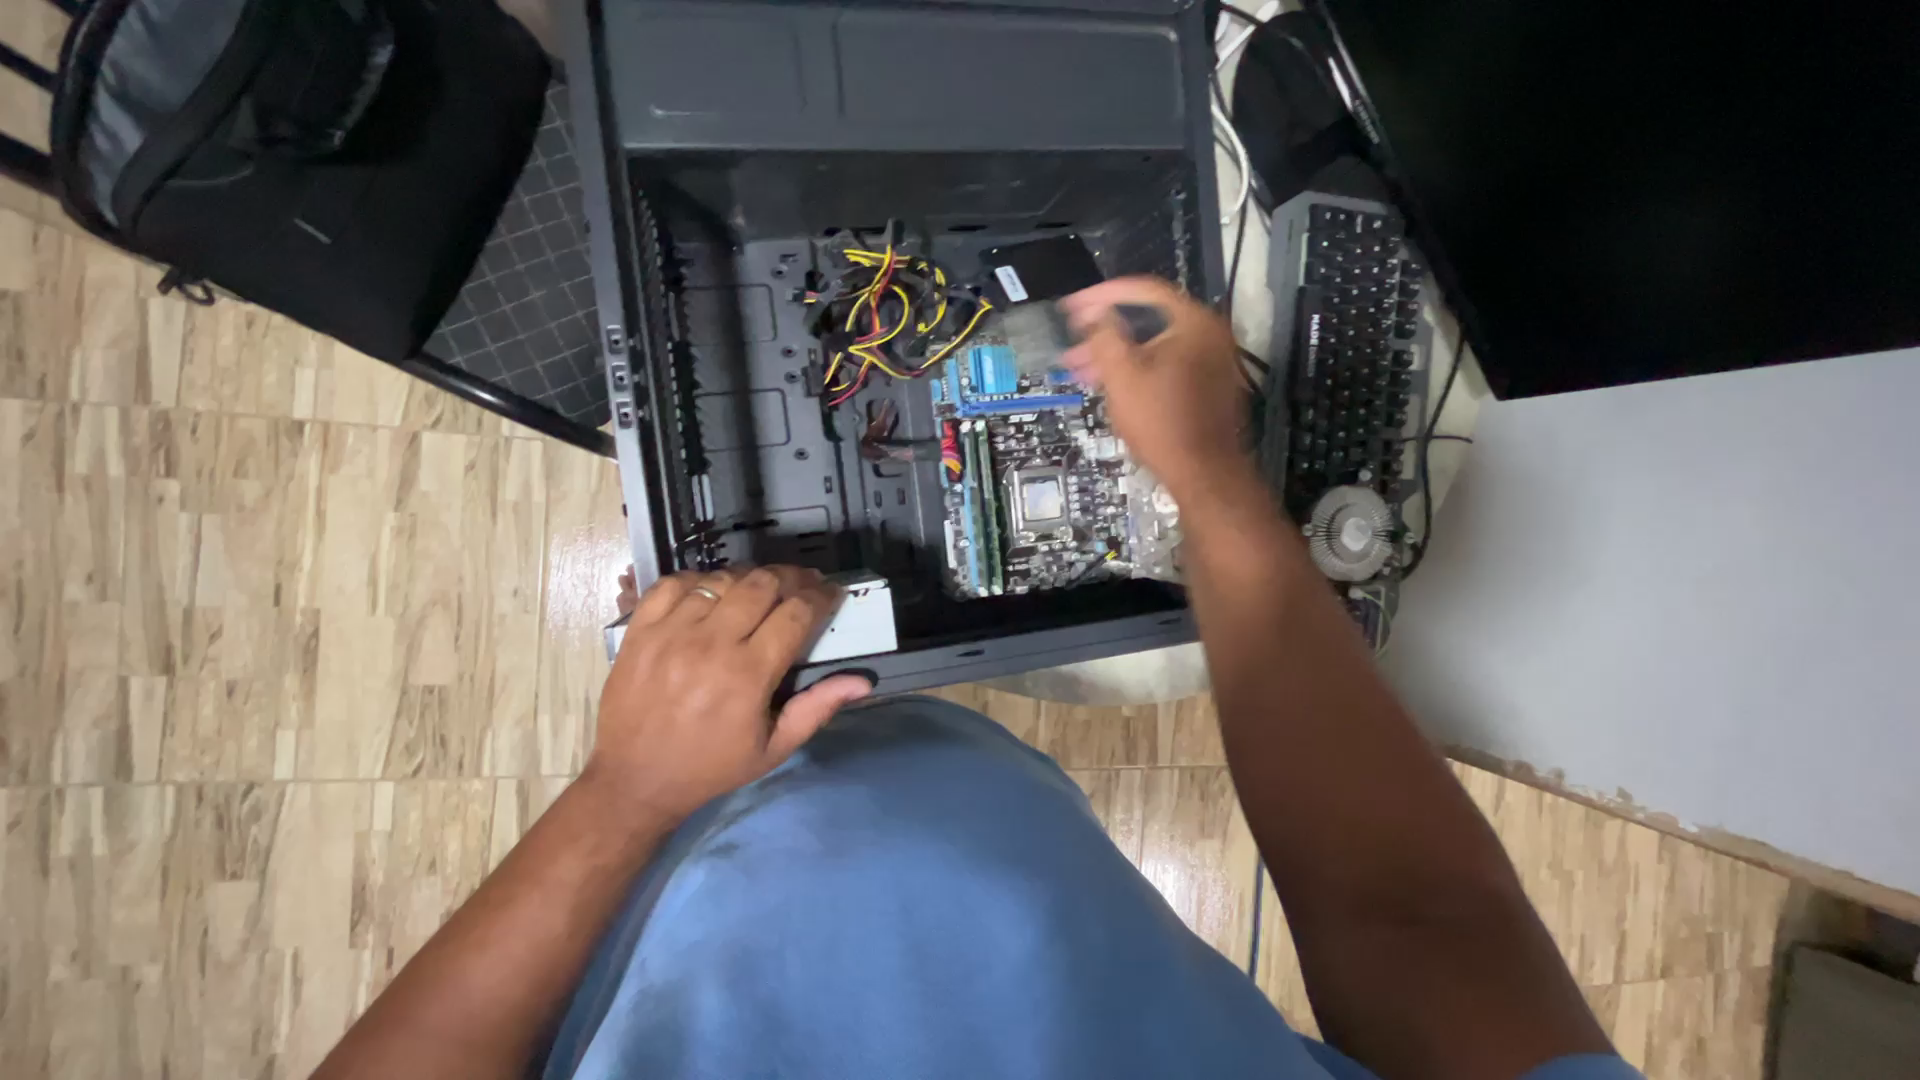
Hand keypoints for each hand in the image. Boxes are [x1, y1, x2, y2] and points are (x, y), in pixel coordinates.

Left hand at [588, 566, 872, 821]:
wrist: (635, 779)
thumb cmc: (711, 766)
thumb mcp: (774, 749)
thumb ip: (817, 709)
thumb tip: (863, 682)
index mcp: (748, 675)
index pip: (796, 613)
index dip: (821, 596)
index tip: (831, 593)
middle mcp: (711, 644)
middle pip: (762, 584)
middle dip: (791, 578)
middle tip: (803, 584)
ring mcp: (671, 632)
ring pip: (722, 578)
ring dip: (749, 578)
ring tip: (761, 589)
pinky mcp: (640, 630)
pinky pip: (675, 583)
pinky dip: (700, 579)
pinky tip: (713, 591)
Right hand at [1058, 277, 1256, 506]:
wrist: (1202, 473)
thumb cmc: (1162, 425)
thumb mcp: (1122, 377)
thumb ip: (1104, 335)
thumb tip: (1095, 313)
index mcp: (1193, 322)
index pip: (1143, 290)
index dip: (1102, 296)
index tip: (1073, 307)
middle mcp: (1209, 334)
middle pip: (1148, 320)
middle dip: (1105, 333)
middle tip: (1073, 343)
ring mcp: (1212, 361)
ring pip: (1154, 346)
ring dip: (1116, 355)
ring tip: (1083, 370)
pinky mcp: (1207, 385)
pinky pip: (1166, 365)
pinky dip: (1138, 369)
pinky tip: (1110, 385)